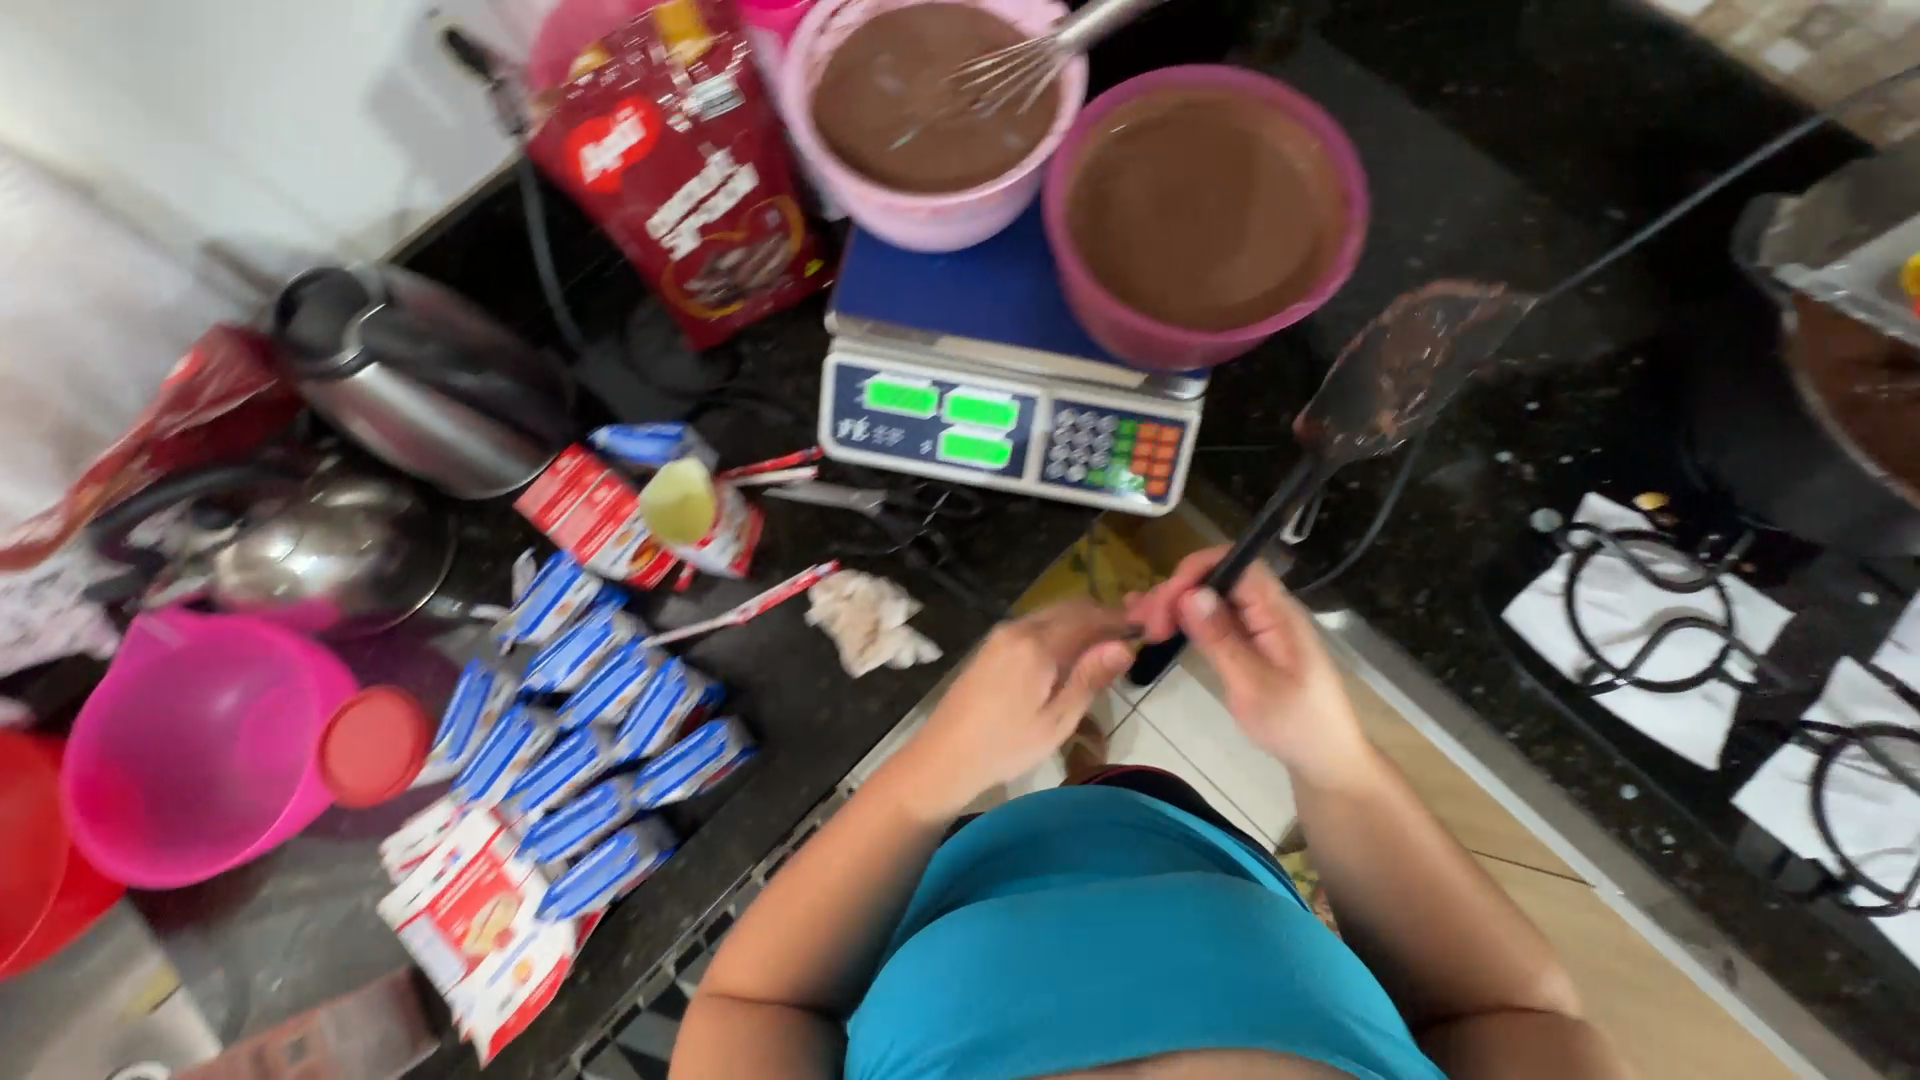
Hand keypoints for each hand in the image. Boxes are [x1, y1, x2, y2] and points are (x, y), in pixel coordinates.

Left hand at [885, 600, 1133, 819]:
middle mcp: (1018, 628)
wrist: (943, 756)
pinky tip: (1070, 653)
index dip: (1118, 620)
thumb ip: (1089, 679)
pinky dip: (1059, 629)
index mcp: (1037, 645)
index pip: (1088, 618)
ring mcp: (1000, 635)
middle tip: (1129, 632)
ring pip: (1051, 614)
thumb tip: (1124, 646)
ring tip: (1106, 644)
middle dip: (1101, 615)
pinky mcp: (991, 646)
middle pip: (1069, 608)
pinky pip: (1034, 625)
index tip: (1144, 628)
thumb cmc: (1006, 746)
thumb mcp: (1056, 721)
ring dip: (1080, 621)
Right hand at [1126, 547, 1372, 786]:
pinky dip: (1184, 620)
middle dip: (1177, 591)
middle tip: (1145, 623)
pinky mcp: (1248, 643)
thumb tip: (1191, 594)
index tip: (1166, 601)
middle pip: (1218, 579)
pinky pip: (1213, 620)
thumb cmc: (1295, 726)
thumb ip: (1222, 640)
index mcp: (1278, 615)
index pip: (1238, 566)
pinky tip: (1155, 628)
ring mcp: (1257, 627)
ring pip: (1210, 598)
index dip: (1198, 571)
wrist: (1325, 759)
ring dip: (1174, 605)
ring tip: (1140, 624)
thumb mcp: (1254, 687)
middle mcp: (1268, 612)